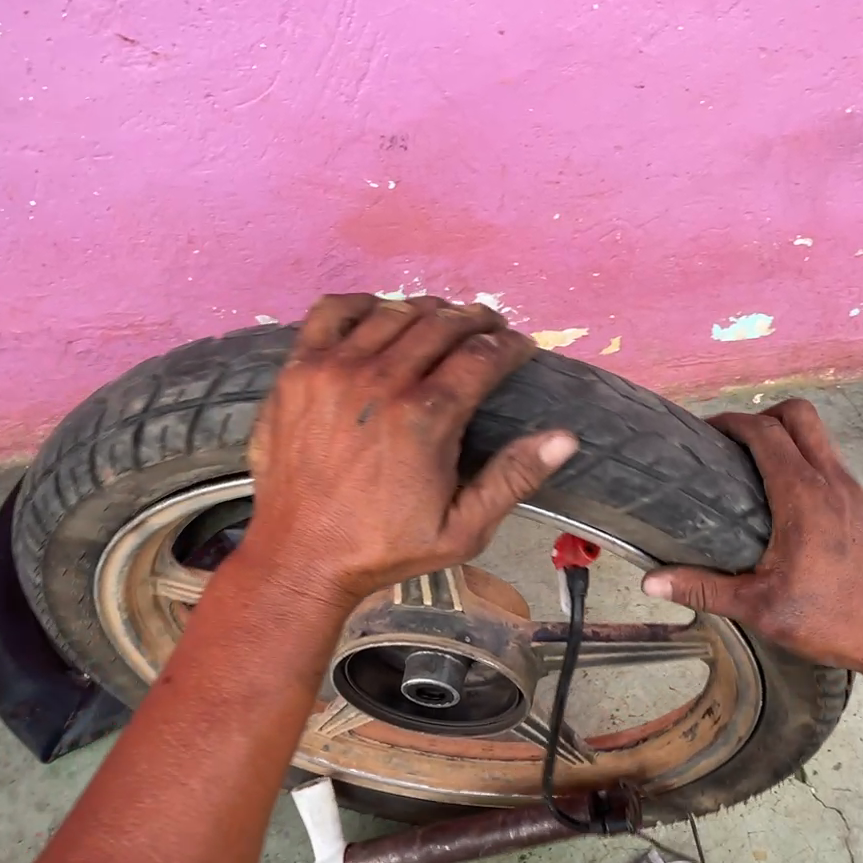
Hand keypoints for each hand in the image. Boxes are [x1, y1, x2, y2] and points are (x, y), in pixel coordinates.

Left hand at [238, 294, 577, 609]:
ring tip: (445, 322)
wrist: (300, 557)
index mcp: (425, 418)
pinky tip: (381, 317)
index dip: (510, 346)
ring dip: (428, 311)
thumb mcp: (463, 530)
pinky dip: (363, 305)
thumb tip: (565, 438)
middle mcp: (380, 381)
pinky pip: (332, 311)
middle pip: (441, 325)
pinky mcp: (297, 371)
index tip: (522, 348)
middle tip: (491, 330)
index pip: (481, 356)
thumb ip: (513, 479)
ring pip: (393, 313)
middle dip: (476, 321)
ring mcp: (333, 370)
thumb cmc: (386, 547)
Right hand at [641, 399, 862, 676]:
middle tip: (729, 443)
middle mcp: (831, 479)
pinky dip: (802, 458)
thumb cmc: (831, 619)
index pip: (765, 432)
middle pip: (798, 414)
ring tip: (750, 466)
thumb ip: (703, 589)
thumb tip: (649, 583)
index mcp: (803, 494)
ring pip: (818, 435)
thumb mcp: (759, 608)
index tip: (702, 432)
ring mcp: (852, 490)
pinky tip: (783, 498)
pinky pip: (828, 460)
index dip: (731, 422)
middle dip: (760, 415)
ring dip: (784, 435)